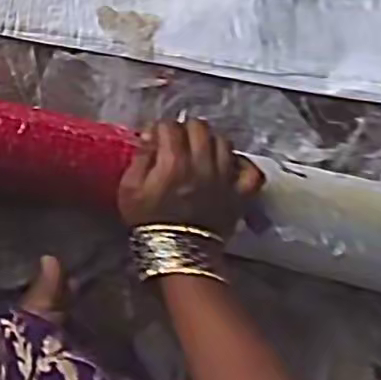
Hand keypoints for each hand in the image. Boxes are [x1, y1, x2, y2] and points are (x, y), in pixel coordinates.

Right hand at [117, 120, 264, 238]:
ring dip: (209, 140)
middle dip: (185, 128)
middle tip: (176, 140)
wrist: (178, 253)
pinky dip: (241, 162)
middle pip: (199, 127)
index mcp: (173, 163)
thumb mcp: (129, 188)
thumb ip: (140, 158)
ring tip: (200, 149)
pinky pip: (251, 169)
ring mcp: (226, 178)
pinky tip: (228, 163)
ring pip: (224, 142)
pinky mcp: (241, 193)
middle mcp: (202, 164)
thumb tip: (150, 137)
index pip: (170, 126)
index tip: (153, 137)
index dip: (159, 127)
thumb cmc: (148, 219)